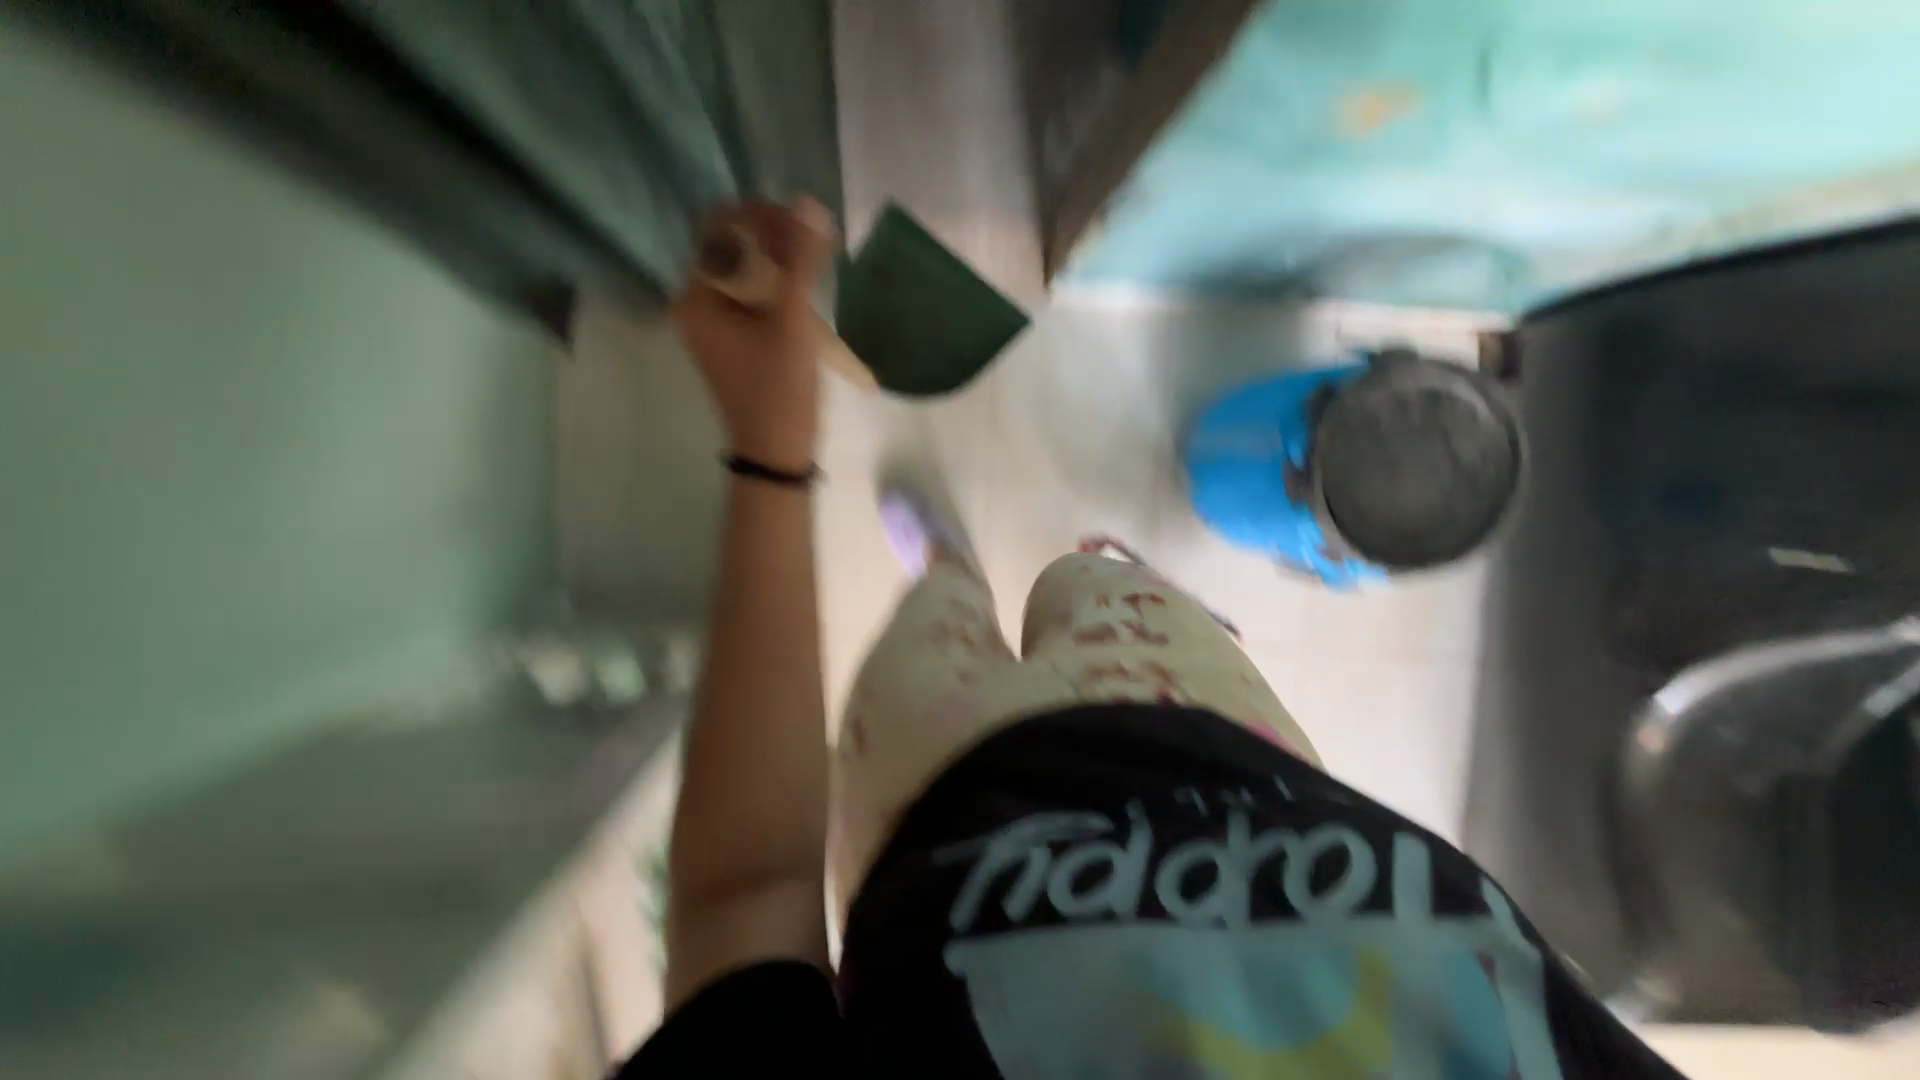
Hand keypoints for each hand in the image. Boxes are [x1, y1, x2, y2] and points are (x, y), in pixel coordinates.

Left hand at [673, 198, 835, 472]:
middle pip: (733, 245)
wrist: (776, 450)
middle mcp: (697, 302)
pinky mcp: (736, 336)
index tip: (805, 223)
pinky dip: (781, 281)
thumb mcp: (791, 320)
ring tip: (822, 253)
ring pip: (748, 268)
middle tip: (819, 238)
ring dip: (782, 256)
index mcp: (696, 296)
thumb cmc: (779, 387)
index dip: (763, 216)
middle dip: (775, 234)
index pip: (721, 228)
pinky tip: (811, 278)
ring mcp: (716, 320)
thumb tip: (809, 205)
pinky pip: (755, 293)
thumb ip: (799, 261)